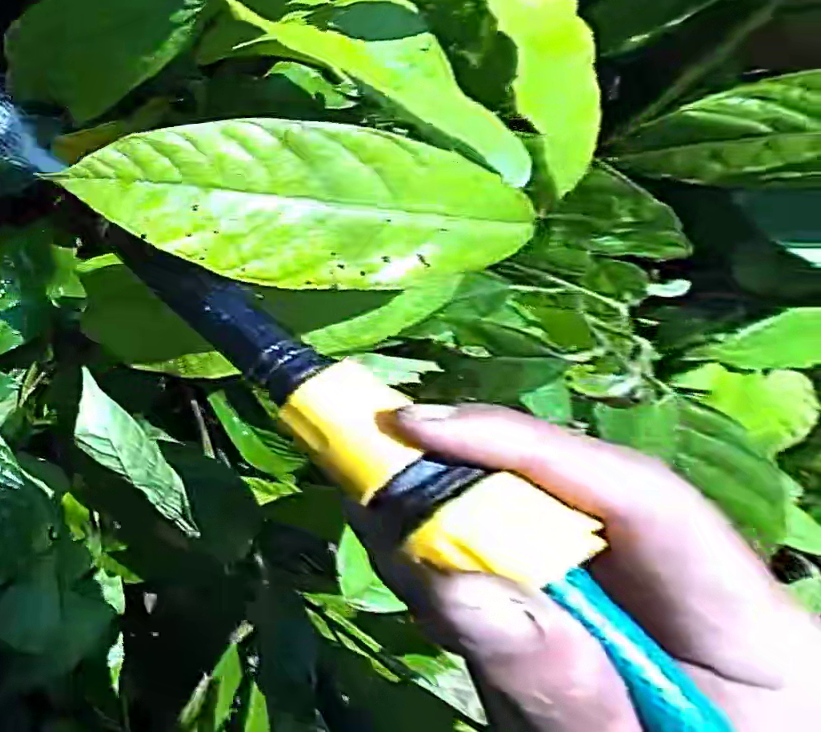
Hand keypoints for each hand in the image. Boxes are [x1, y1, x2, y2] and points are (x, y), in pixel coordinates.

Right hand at [360, 404, 820, 730]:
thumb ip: (558, 686)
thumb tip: (457, 582)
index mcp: (753, 633)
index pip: (639, 496)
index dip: (517, 442)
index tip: (404, 425)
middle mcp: (679, 593)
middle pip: (552, 495)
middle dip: (447, 476)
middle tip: (359, 470)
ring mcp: (611, 601)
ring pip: (499, 517)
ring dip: (420, 516)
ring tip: (376, 534)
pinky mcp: (553, 612)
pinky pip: (477, 557)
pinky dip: (421, 551)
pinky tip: (402, 564)